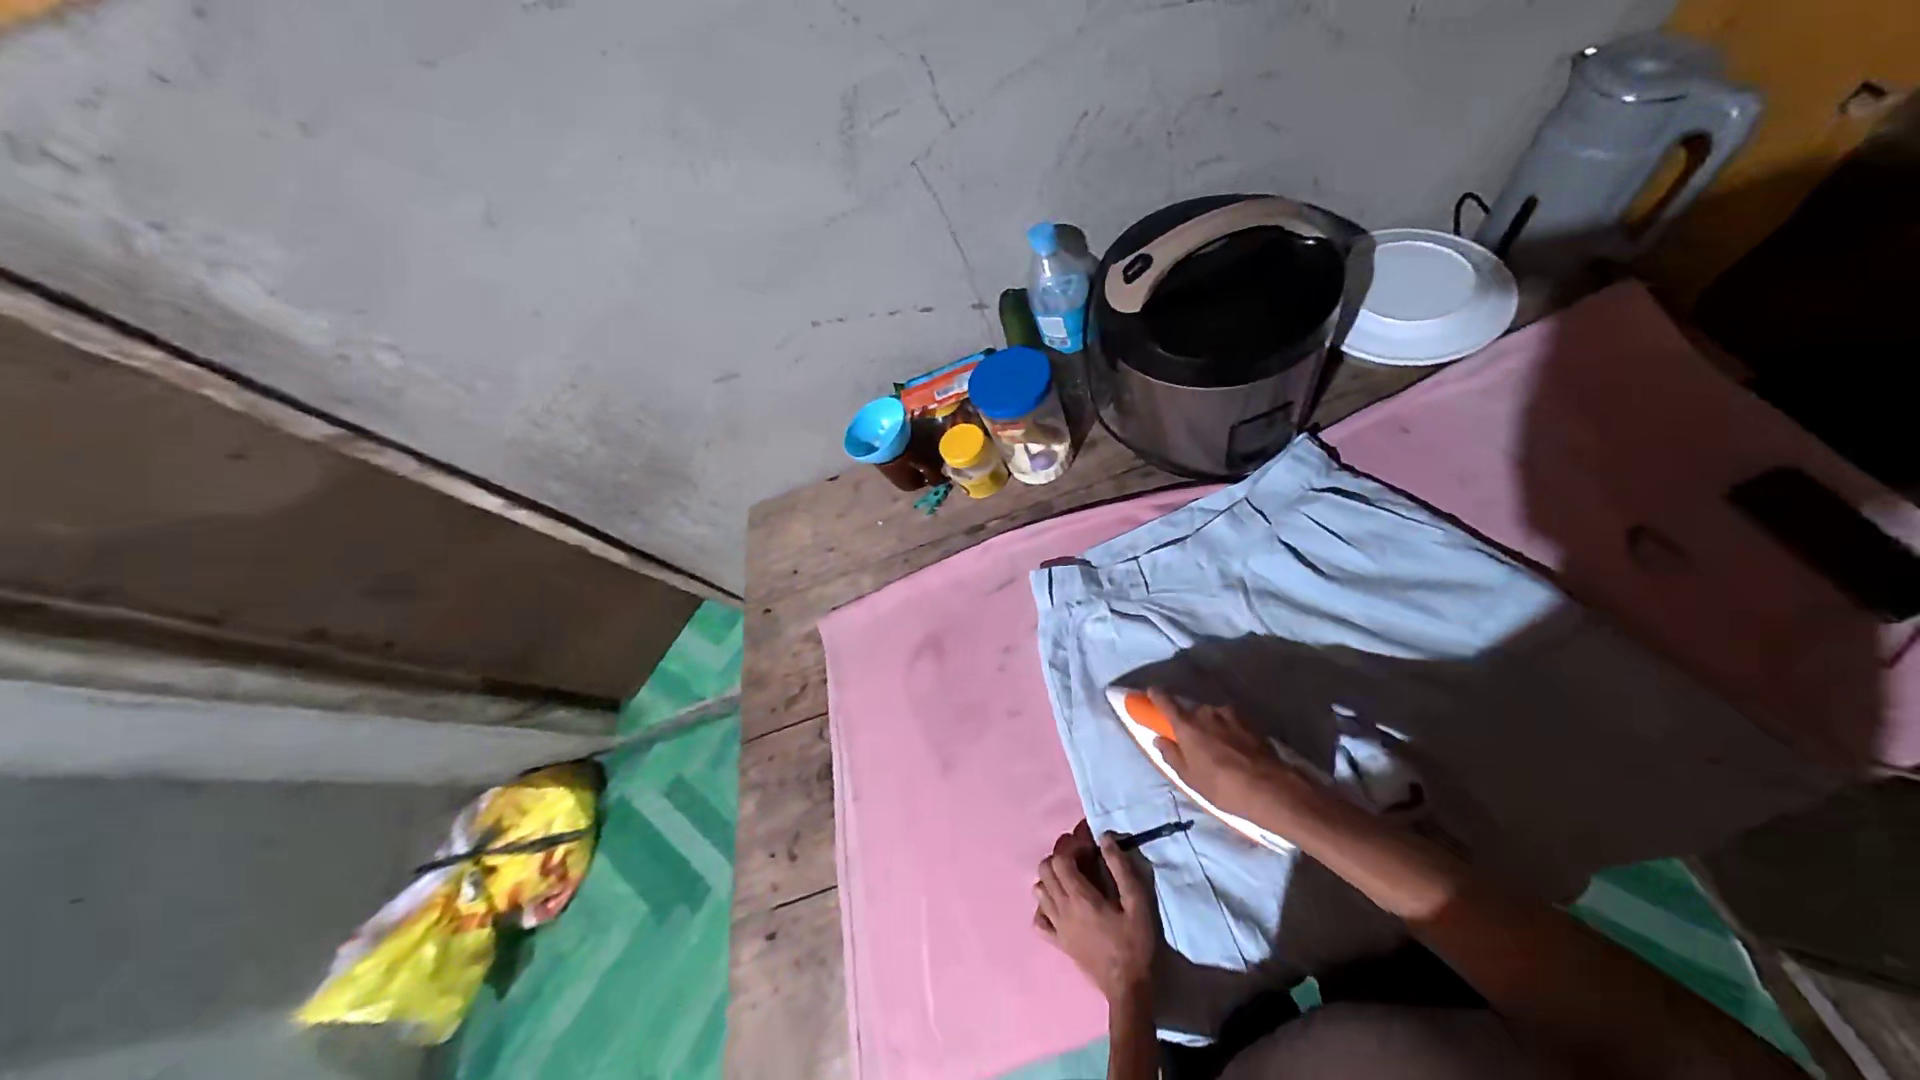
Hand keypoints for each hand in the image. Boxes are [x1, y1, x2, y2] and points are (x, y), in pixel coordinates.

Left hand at [1033, 820, 1156, 1002]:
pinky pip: (1039, 920)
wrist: (1128, 988)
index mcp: (1080, 897)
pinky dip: (1044, 908)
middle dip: (1059, 858)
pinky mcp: (1058, 944)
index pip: (1060, 860)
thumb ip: (1121, 868)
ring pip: (1038, 892)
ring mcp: (1057, 927)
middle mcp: (1062, 909)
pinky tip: (1060, 907)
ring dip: (1051, 879)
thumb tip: (1105, 838)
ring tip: (1072, 880)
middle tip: (1080, 860)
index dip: (1072, 848)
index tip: (1089, 849)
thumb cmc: (1135, 943)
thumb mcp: (1137, 902)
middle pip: (1044, 870)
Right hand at [1149, 689, 1318, 824]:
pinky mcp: (1253, 722)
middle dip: (1191, 722)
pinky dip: (1231, 731)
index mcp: (1188, 725)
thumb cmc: (1223, 787)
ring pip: (1215, 716)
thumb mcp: (1190, 778)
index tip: (1151, 692)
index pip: (1166, 702)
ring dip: (1213, 727)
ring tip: (1220, 749)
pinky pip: (1233, 723)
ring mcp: (1233, 715)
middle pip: (1193, 712)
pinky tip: (1238, 749)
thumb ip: (1172, 755)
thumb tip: (1160, 740)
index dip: (1157, 695)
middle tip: (1194, 742)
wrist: (1272, 789)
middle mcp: (1208, 713)